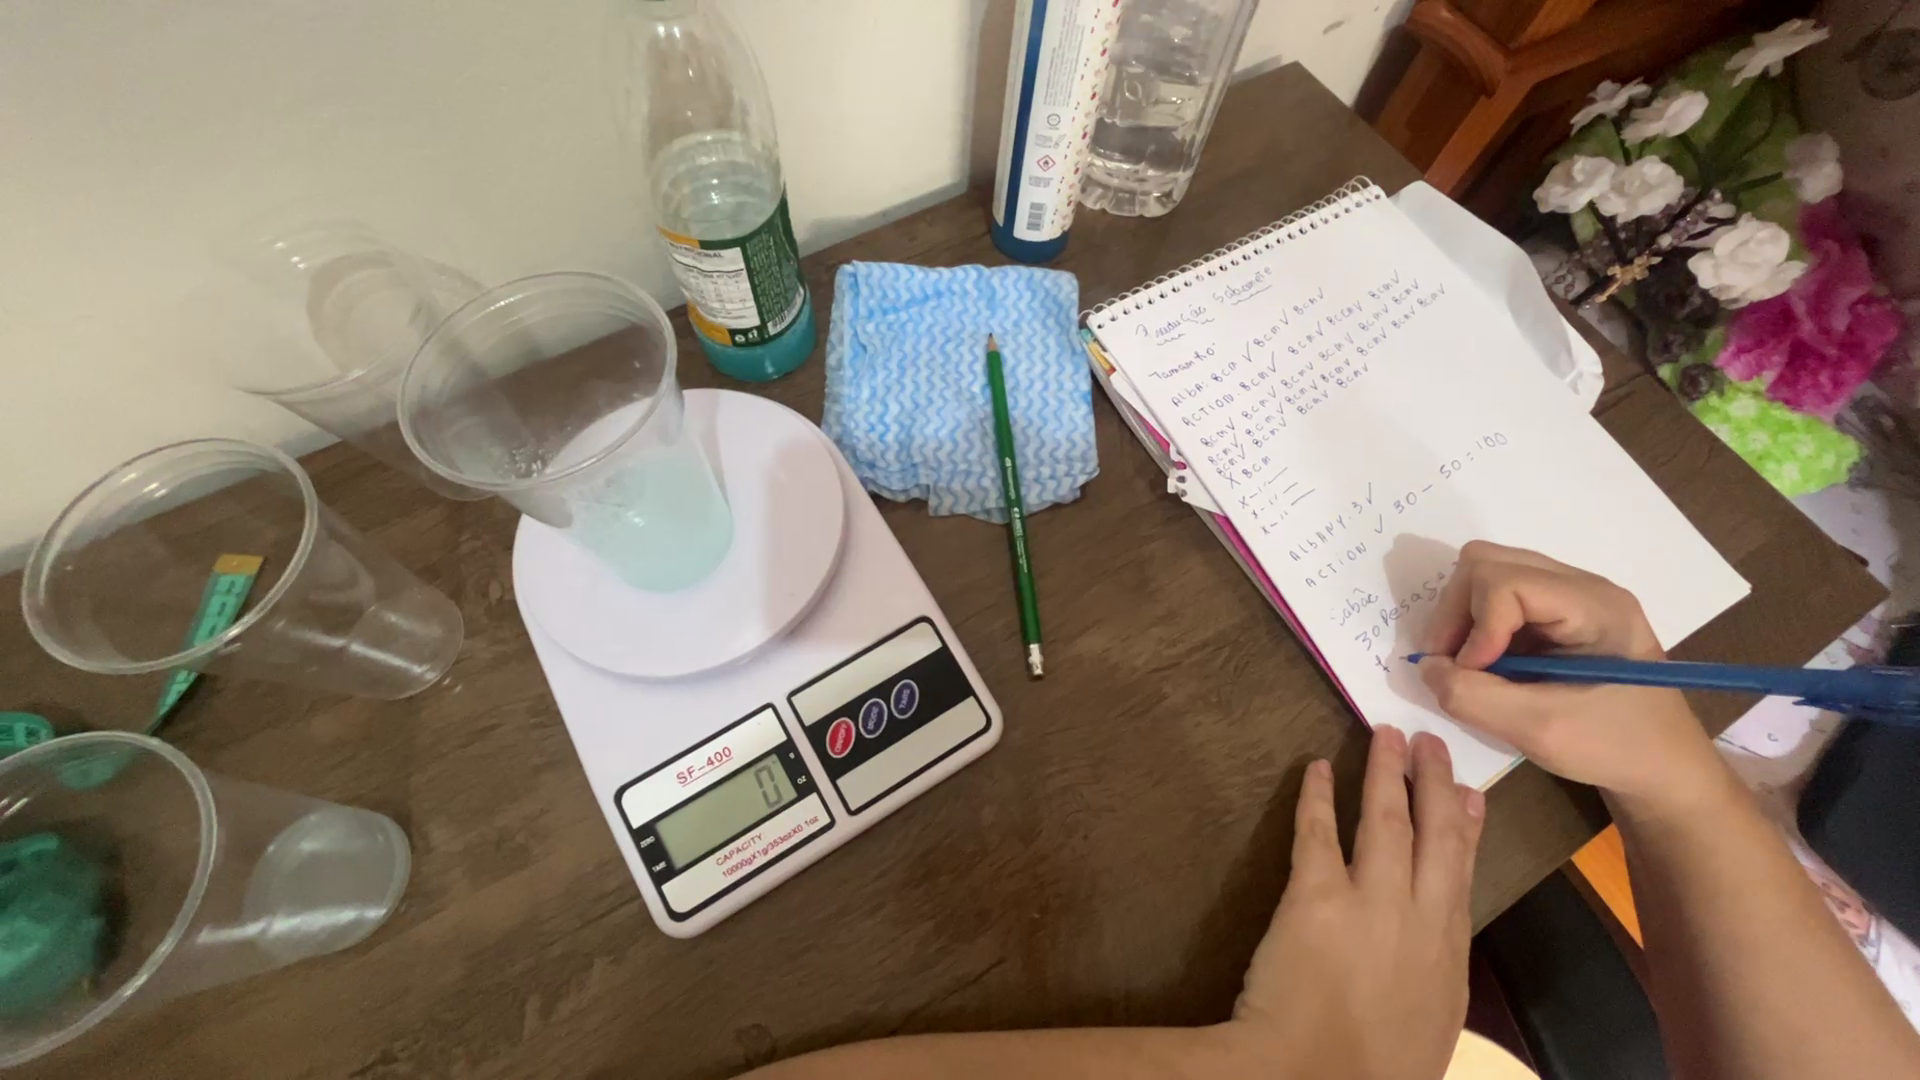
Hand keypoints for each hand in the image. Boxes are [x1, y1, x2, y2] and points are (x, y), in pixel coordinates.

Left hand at [1224, 726, 1484, 1079]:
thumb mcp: (1429, 1025)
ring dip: (1385, 774)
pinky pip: (1318, 831)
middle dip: (1434, 783)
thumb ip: (1435, 978)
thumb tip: (1440, 943)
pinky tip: (1316, 767)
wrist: (1313, 1079)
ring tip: (1387, 735)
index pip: (1464, 873)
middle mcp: (1419, 918)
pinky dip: (1316, 796)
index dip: (1468, 828)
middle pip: (1433, 835)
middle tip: (1433, 741)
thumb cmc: (1373, 1067)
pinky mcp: (1316, 895)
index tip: (1471, 792)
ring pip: (1384, 821)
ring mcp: (1370, 903)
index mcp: (1449, 953)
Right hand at [1415, 541, 1724, 808]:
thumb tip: (1427, 666)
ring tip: (1468, 662)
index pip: (1502, 581)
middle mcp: (1580, 586)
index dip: (1474, 625)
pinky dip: (1473, 622)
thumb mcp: (1537, 729)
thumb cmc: (1614, 747)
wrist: (1664, 768)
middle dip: (1456, 612)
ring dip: (1460, 616)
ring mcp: (1567, 594)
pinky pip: (1491, 592)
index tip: (1471, 673)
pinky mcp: (1552, 609)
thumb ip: (1469, 695)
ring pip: (1482, 571)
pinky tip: (1487, 660)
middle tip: (1454, 662)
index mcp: (1595, 607)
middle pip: (1485, 562)